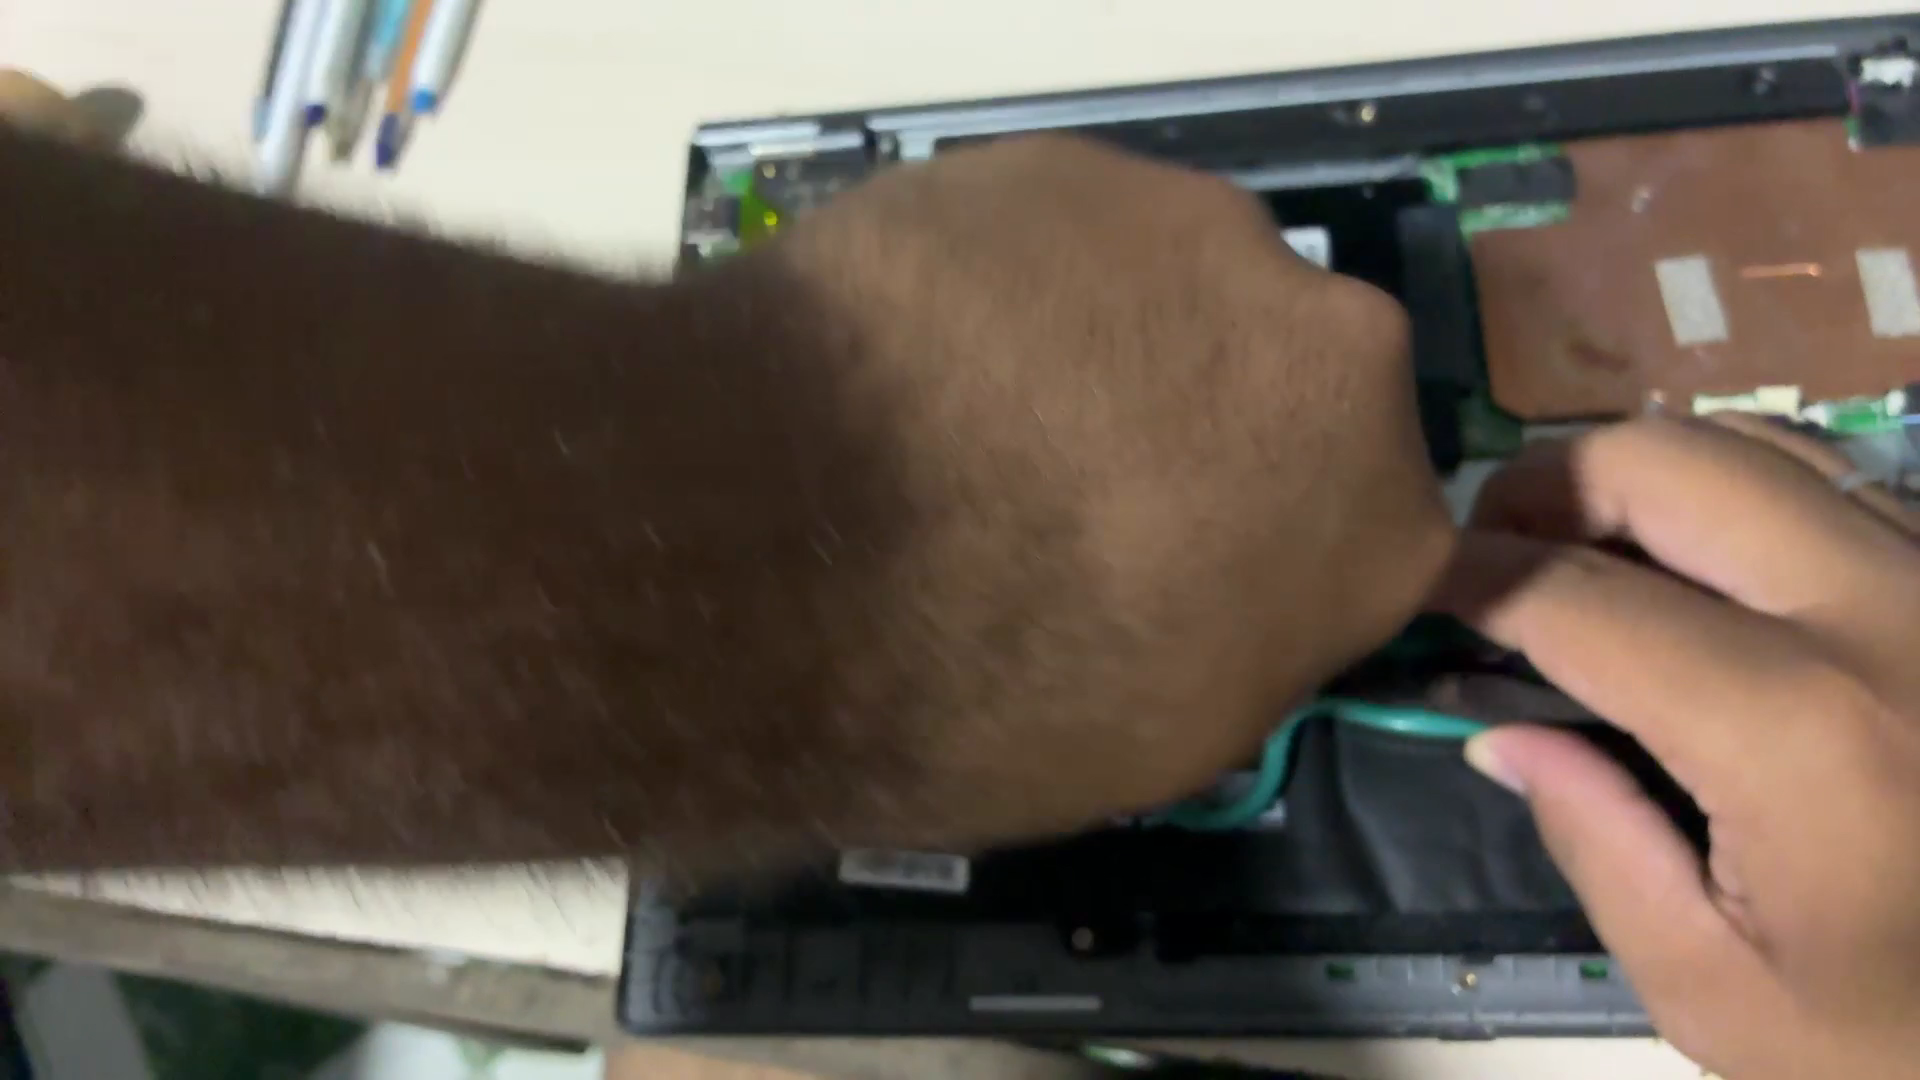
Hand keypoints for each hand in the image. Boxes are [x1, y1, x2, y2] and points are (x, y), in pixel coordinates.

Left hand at [750, 136, 1451, 847]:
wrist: (796, 548)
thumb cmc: (984, 691)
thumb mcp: (1148, 740)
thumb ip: (1237, 645)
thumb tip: (1222, 585)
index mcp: (1376, 524)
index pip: (1350, 523)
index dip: (1250, 542)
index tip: (1169, 556)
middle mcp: (1331, 352)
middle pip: (1273, 391)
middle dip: (1194, 435)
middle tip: (1068, 479)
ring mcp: (1195, 234)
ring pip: (1173, 298)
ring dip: (1105, 351)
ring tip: (982, 413)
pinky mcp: (1064, 166)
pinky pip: (1066, 240)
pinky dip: (1018, 292)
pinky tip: (934, 348)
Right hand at [1442, 415, 1919, 1076]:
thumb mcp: (1725, 994)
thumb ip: (1592, 840)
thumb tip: (1499, 735)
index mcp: (1809, 734)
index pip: (1564, 594)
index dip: (1458, 578)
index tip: (1411, 591)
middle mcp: (1898, 619)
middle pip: (1657, 464)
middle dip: (1532, 493)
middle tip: (1492, 563)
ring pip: (1745, 444)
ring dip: (1622, 485)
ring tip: (1580, 557)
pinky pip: (1824, 477)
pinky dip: (1714, 494)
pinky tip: (1685, 570)